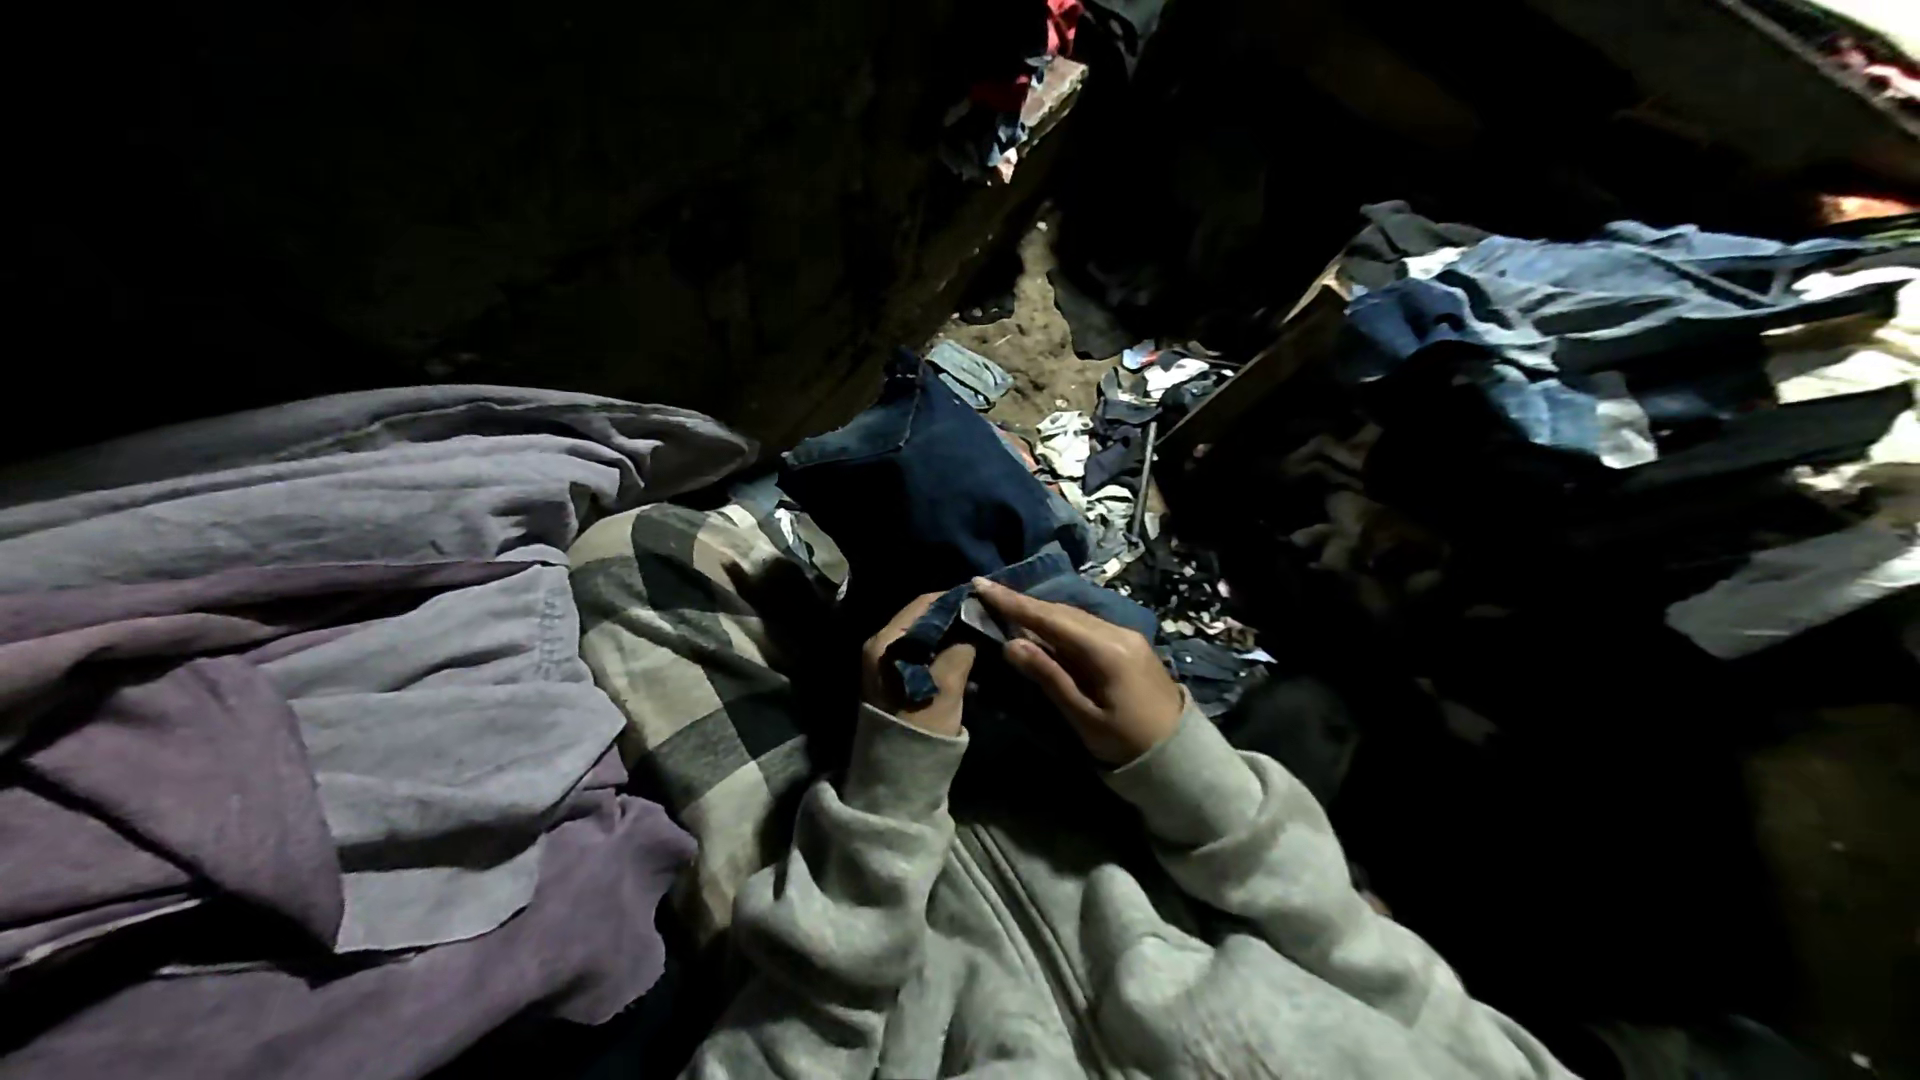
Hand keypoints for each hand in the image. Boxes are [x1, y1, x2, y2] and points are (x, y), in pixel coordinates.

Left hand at [861, 593, 975, 736]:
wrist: (900, 772)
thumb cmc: (921, 723)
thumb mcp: (947, 683)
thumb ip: (961, 648)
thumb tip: (973, 628)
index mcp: (885, 642)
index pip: (922, 604)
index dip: (952, 600)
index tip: (981, 600)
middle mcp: (880, 646)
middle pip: (922, 618)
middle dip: (953, 617)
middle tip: (984, 617)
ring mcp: (886, 663)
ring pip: (924, 636)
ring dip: (950, 634)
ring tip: (980, 634)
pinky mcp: (896, 678)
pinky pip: (922, 653)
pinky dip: (943, 650)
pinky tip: (966, 653)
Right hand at [971, 577, 1183, 763]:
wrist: (1178, 754)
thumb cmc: (1127, 742)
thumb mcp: (1083, 717)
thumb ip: (1049, 677)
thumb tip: (1010, 644)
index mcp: (1106, 650)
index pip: (1051, 619)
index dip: (1013, 602)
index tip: (982, 585)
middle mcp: (1117, 633)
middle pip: (1062, 612)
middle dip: (1023, 602)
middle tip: (986, 592)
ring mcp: (1126, 635)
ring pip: (1073, 616)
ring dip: (1039, 611)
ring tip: (1005, 605)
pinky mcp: (1128, 643)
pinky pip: (1085, 625)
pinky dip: (1058, 622)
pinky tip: (1040, 625)